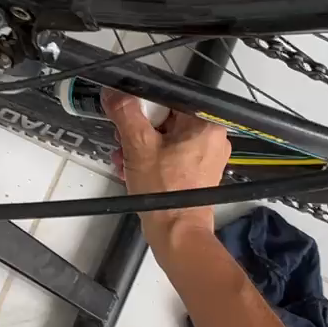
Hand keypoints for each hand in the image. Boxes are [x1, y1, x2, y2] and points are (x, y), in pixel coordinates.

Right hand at [102, 89, 229, 249]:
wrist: (176, 233)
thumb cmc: (167, 196)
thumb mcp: (138, 147)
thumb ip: (125, 113)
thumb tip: (115, 94)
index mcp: (205, 125)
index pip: (170, 99)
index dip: (144, 107)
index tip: (129, 118)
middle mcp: (212, 138)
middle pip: (167, 120)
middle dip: (140, 131)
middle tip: (124, 142)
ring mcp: (206, 157)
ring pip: (167, 139)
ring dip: (142, 147)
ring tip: (125, 160)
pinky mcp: (198, 173)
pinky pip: (172, 156)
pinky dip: (153, 160)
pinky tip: (133, 170)